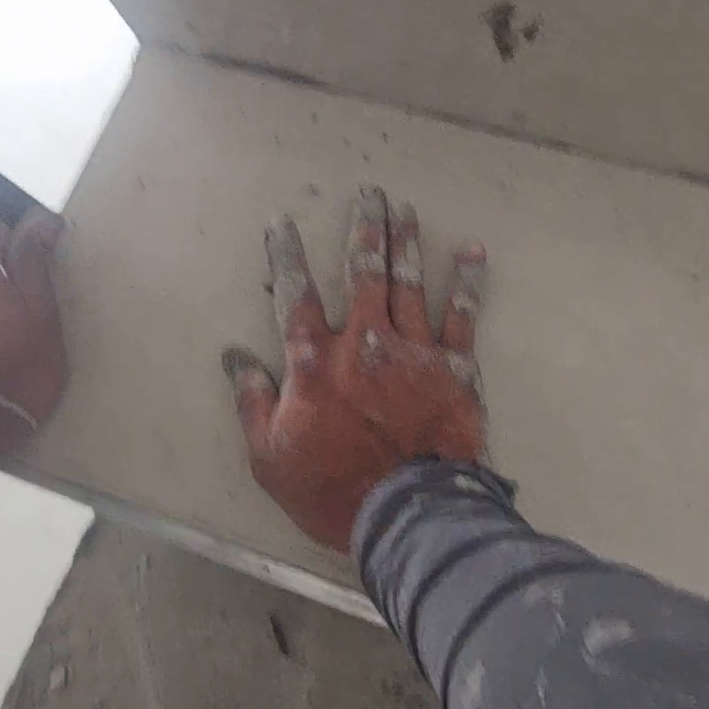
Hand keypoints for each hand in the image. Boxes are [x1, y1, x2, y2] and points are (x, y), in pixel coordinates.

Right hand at [223, 186, 486, 552]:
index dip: (285, 254)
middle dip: (365, 228)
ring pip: (408, 280)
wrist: (407, 515)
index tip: (281, 224)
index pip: (292, 293)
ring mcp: (412, 350)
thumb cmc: (331, 490)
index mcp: (314, 361)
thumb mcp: (269, 456)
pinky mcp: (453, 366)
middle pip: (362, 270)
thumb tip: (235, 358)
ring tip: (406, 209)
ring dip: (407, 240)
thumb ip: (251, 402)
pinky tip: (473, 251)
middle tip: (370, 194)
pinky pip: (462, 315)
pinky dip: (467, 281)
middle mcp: (362, 341)